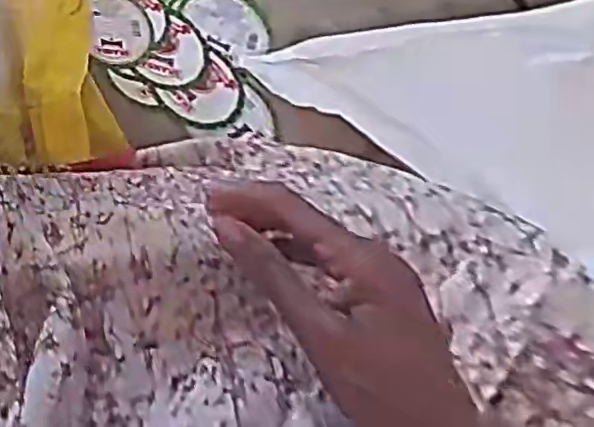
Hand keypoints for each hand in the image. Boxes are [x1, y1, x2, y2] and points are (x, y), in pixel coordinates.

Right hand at [209, 183, 480, 426]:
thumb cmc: (385, 394)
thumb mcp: (319, 334)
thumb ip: (272, 274)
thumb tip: (227, 226)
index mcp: (363, 257)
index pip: (292, 208)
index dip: (246, 197)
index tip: (209, 198)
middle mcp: (375, 255)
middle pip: (303, 217)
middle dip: (256, 210)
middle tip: (213, 213)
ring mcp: (382, 274)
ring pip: (314, 236)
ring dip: (271, 230)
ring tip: (233, 230)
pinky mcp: (382, 294)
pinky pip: (328, 258)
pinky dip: (294, 252)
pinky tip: (272, 258)